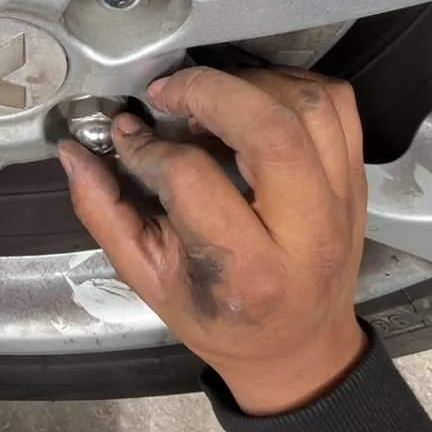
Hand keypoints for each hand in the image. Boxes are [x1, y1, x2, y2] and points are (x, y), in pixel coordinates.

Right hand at [59, 66, 367, 413]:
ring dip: (248, 84)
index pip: (192, 176)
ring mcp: (343, 201)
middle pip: (271, 128)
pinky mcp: (357, 180)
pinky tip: (250, 99)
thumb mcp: (145, 277)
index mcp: (248, 266)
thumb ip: (103, 211)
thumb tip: (74, 154)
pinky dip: (289, 85)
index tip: (126, 138)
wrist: (298, 347)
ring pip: (309, 105)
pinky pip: (336, 104)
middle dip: (206, 91)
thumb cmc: (218, 318)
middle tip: (166, 92)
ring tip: (207, 97)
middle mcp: (307, 230)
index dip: (146, 147)